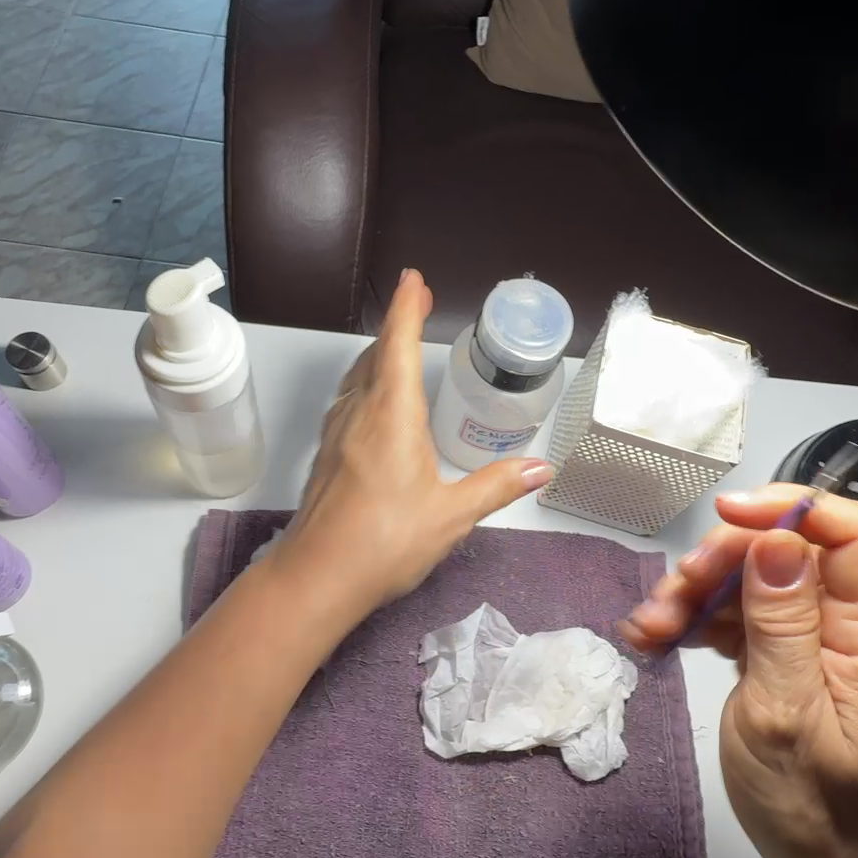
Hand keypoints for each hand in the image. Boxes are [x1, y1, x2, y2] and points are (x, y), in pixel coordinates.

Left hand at [272, 270, 554, 610]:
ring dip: (378, 353)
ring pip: (357, 377)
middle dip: (397, 324)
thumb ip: (497, 486)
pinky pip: (347, 401)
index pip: (399, 346)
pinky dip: (364, 382)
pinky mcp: (326, 456)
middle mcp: (359, 414)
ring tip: (396, 346)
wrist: (318, 577)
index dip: (406, 308)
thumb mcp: (452, 515)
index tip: (413, 280)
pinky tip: (373, 401)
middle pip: (376, 354)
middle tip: (415, 303)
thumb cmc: (383, 543)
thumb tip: (540, 467)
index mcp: (391, 415)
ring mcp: (336, 434)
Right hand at [620, 487, 857, 857]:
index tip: (726, 516)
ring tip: (649, 629)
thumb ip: (782, 625)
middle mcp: (841, 622)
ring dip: (690, 594)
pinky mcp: (773, 651)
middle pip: (781, 550)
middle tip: (671, 594)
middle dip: (718, 561)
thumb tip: (776, 540)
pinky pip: (729, 612)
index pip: (852, 535)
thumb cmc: (808, 801)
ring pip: (745, 577)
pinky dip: (688, 619)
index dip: (792, 508)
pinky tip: (653, 638)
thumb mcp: (785, 714)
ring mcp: (805, 636)